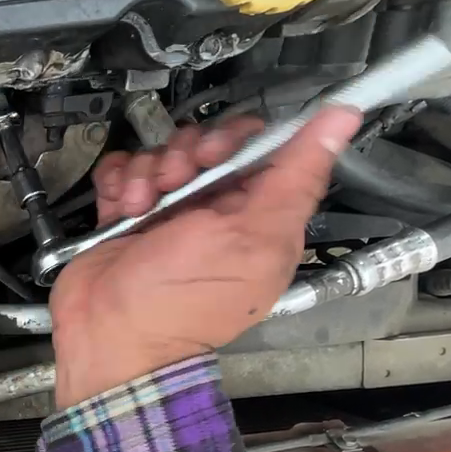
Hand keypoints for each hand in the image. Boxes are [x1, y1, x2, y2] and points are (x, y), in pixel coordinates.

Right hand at [49, 107, 360, 406]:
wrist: (106, 335)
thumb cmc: (179, 300)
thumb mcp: (251, 239)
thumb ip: (297, 176)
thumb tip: (344, 115)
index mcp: (257, 222)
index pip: (261, 152)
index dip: (239, 141)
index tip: (216, 156)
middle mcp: (212, 217)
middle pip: (208, 147)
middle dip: (188, 153)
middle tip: (174, 182)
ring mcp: (164, 218)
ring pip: (162, 158)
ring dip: (147, 172)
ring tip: (138, 205)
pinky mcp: (122, 221)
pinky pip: (122, 175)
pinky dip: (117, 179)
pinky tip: (119, 203)